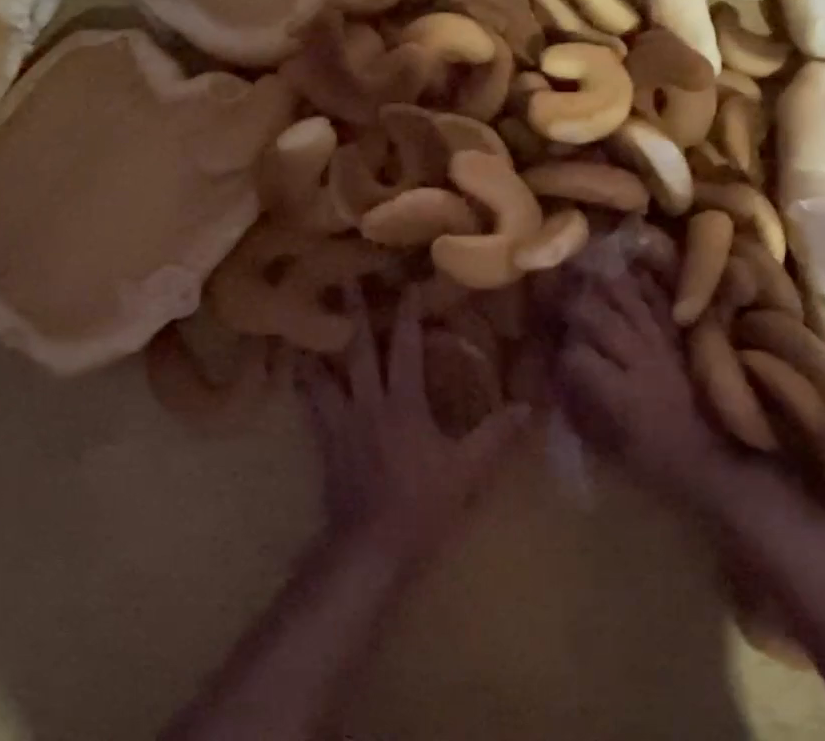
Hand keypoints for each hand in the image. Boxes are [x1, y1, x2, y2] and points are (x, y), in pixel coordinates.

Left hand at [294, 283, 527, 565]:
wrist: (369, 546)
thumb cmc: (422, 504)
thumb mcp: (468, 470)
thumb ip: (496, 436)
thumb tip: (527, 405)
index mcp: (404, 404)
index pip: (406, 349)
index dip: (407, 315)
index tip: (407, 285)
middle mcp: (367, 403)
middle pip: (357, 350)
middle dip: (352, 312)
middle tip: (343, 278)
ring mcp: (341, 422)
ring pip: (323, 373)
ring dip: (318, 344)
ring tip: (305, 319)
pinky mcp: (325, 442)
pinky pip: (310, 403)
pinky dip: (304, 383)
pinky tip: (297, 372)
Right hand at [550, 268, 735, 497]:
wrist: (723, 462)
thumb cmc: (661, 464)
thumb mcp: (610, 449)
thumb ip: (579, 411)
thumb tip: (554, 380)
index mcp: (622, 397)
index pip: (577, 358)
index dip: (558, 352)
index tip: (551, 354)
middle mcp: (642, 362)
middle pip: (599, 318)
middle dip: (570, 304)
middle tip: (551, 293)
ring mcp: (666, 346)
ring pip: (629, 302)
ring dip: (601, 285)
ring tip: (581, 271)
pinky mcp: (684, 338)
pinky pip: (661, 302)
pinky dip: (643, 284)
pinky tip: (626, 271)